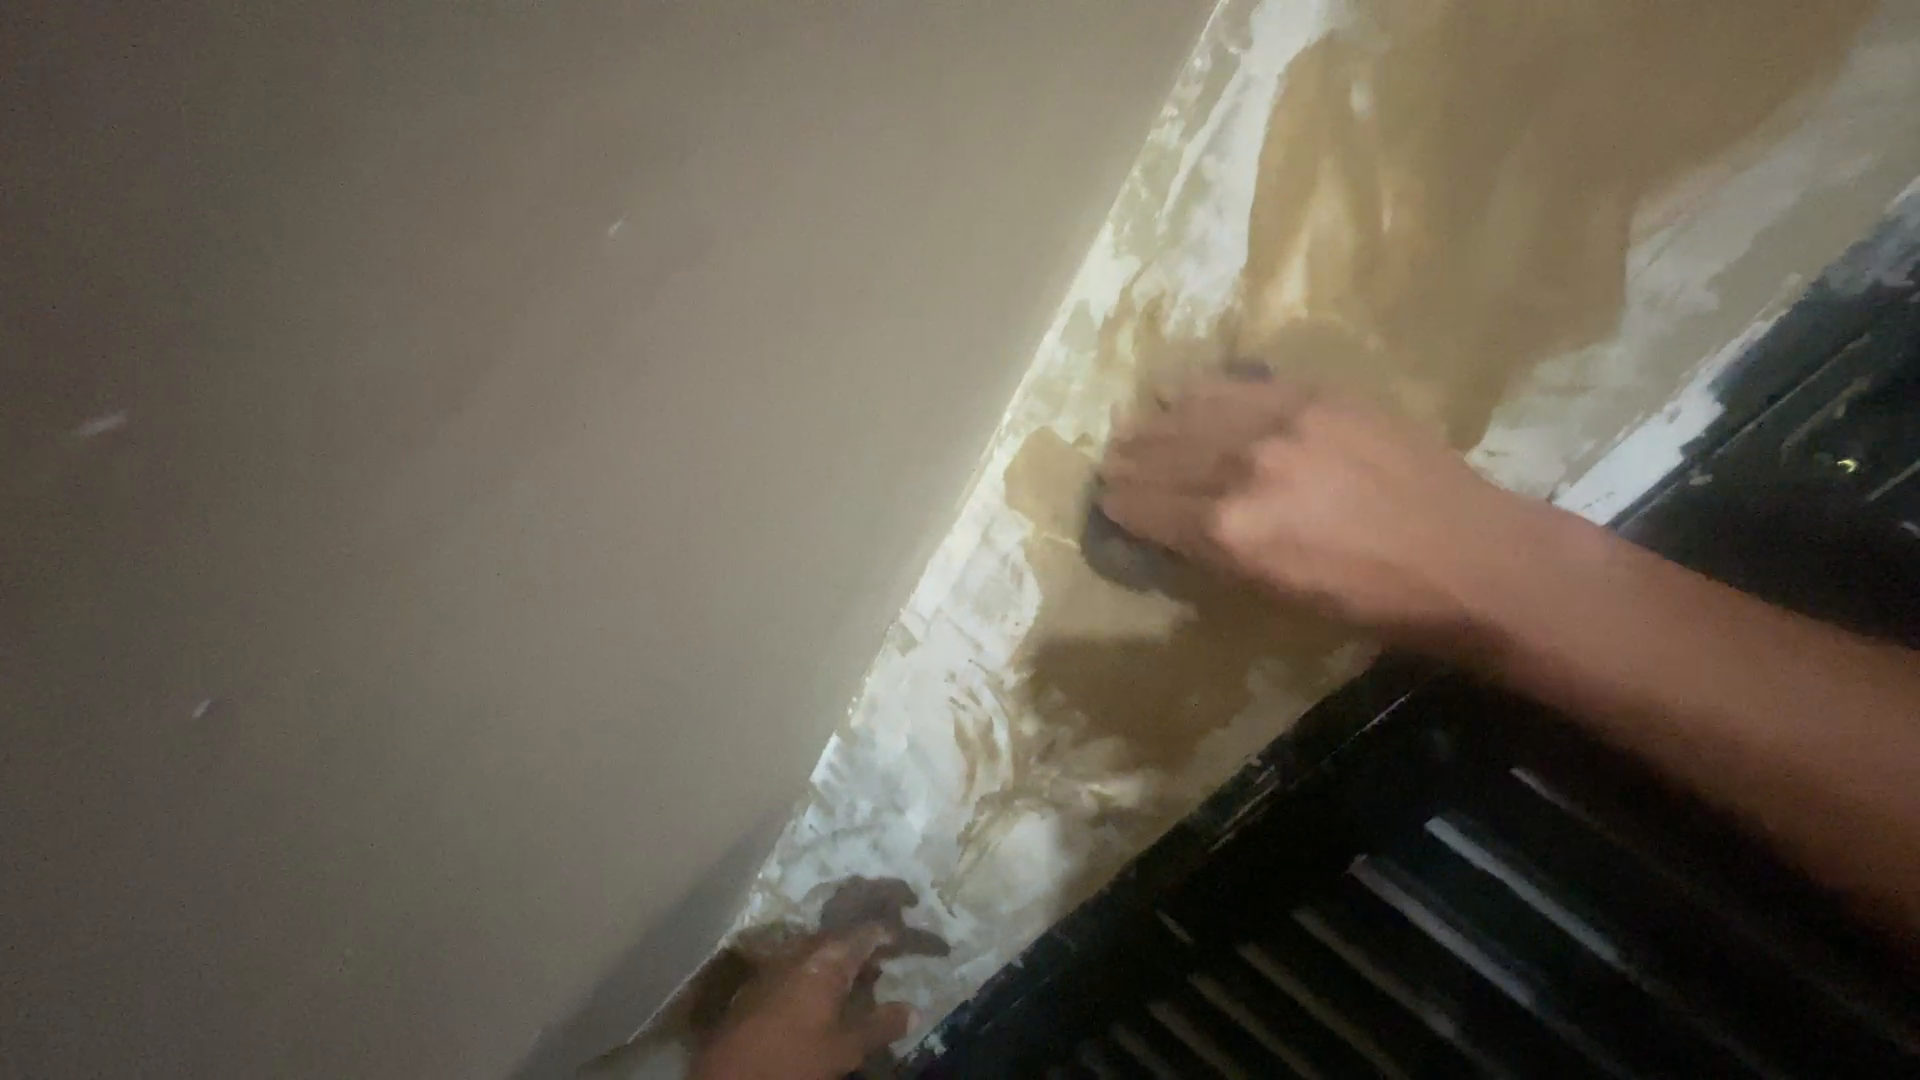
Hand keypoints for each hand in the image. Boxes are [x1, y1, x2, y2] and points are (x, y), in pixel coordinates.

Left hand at [690, 925, 914, 1079]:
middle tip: (889, 955)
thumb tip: (915, 1009)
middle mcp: (803, 949)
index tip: (909, 935)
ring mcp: (778, 962)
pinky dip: (820, 972)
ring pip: (820, 950)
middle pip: (843, 936)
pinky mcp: (761, 981)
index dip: (891, 931)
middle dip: (867, 943)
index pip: (868, 931)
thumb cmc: (791, 1059)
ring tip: (864, 976)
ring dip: (843, 959)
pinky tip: (827, 993)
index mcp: (828, 957)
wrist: (726, 1076)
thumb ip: (880, 1026)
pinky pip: (801, 964)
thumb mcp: (843, 1049)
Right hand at [1098, 378, 1550, 644]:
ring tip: (1137, 429)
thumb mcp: (1272, 593)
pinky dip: (1199, 392)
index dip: (1119, 506)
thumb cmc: (1366, 598)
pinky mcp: (1315, 394)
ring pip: (1188, 411)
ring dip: (1154, 424)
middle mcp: (1242, 468)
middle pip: (1157, 455)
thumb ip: (1210, 551)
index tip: (1107, 503)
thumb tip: (1167, 524)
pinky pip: (1235, 385)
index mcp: (1229, 531)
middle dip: (1126, 463)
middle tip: (1112, 465)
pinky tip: (1181, 394)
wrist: (1465, 554)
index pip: (1145, 507)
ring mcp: (1280, 422)